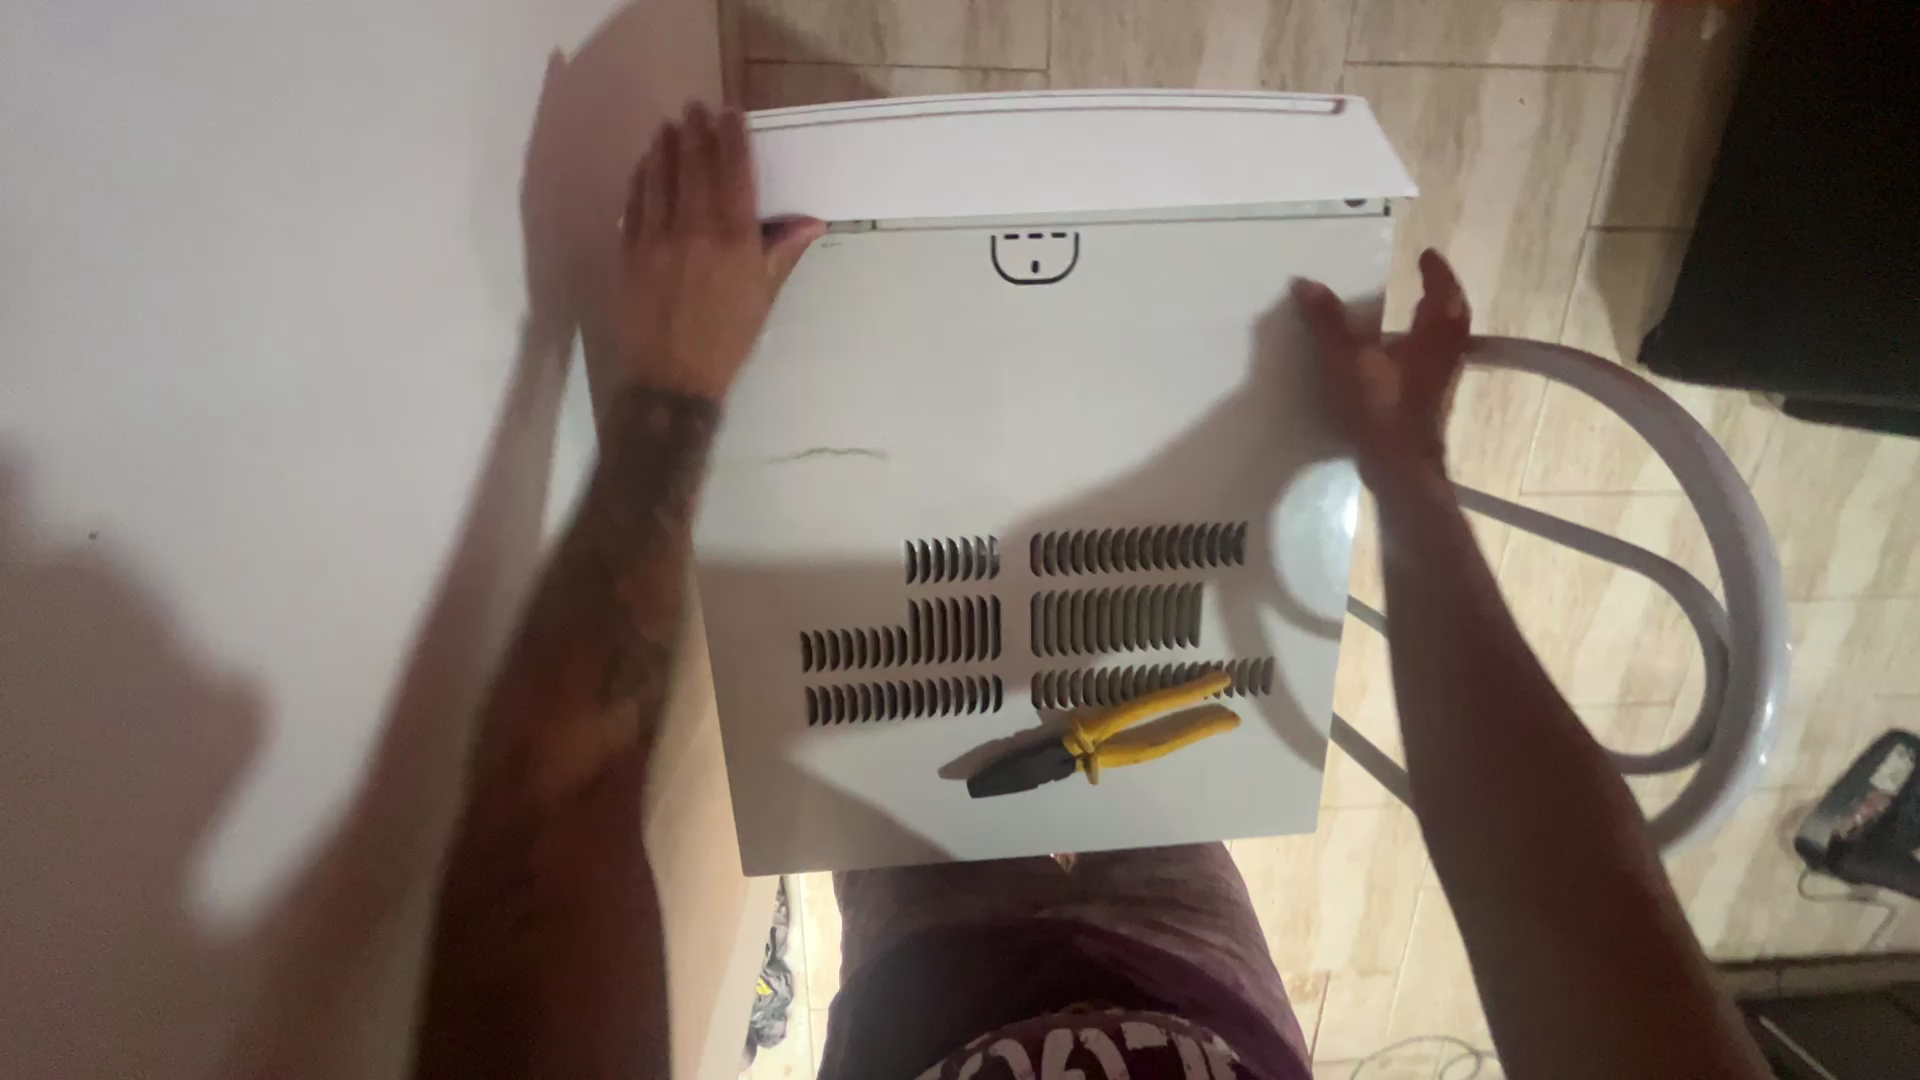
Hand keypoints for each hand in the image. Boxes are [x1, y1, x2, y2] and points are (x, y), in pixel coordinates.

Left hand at [611, 104, 824, 398]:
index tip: (730, 114)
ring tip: (670, 126)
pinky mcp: (628, 249)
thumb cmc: (728, 340)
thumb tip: (812, 222)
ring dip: (665, 146)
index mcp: (734, 242)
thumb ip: (782, 253)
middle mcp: (694, 230)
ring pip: (660, 177)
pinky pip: (634, 200)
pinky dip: (641, 176)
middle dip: (696, 132)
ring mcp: (656, 236)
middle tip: (696, 107)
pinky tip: (646, 164)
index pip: (734, 175)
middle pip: (695, 166)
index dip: (733, 140)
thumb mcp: (764, 298)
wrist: (674, 376)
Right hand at [1293, 249, 1471, 488]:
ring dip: (1432, 325)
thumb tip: (1306, 283)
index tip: (1427, 255)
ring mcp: (1440, 382)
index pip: (1441, 292)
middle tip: (1426, 283)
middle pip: (1451, 317)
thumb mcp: (1347, 360)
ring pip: (1444, 343)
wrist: (1401, 464)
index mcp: (1434, 335)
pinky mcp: (1429, 404)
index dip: (1435, 272)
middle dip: (1440, 297)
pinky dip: (1419, 353)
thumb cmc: (1381, 407)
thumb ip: (1328, 322)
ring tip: (1412, 317)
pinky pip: (1430, 365)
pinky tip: (1397, 362)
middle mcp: (1445, 354)